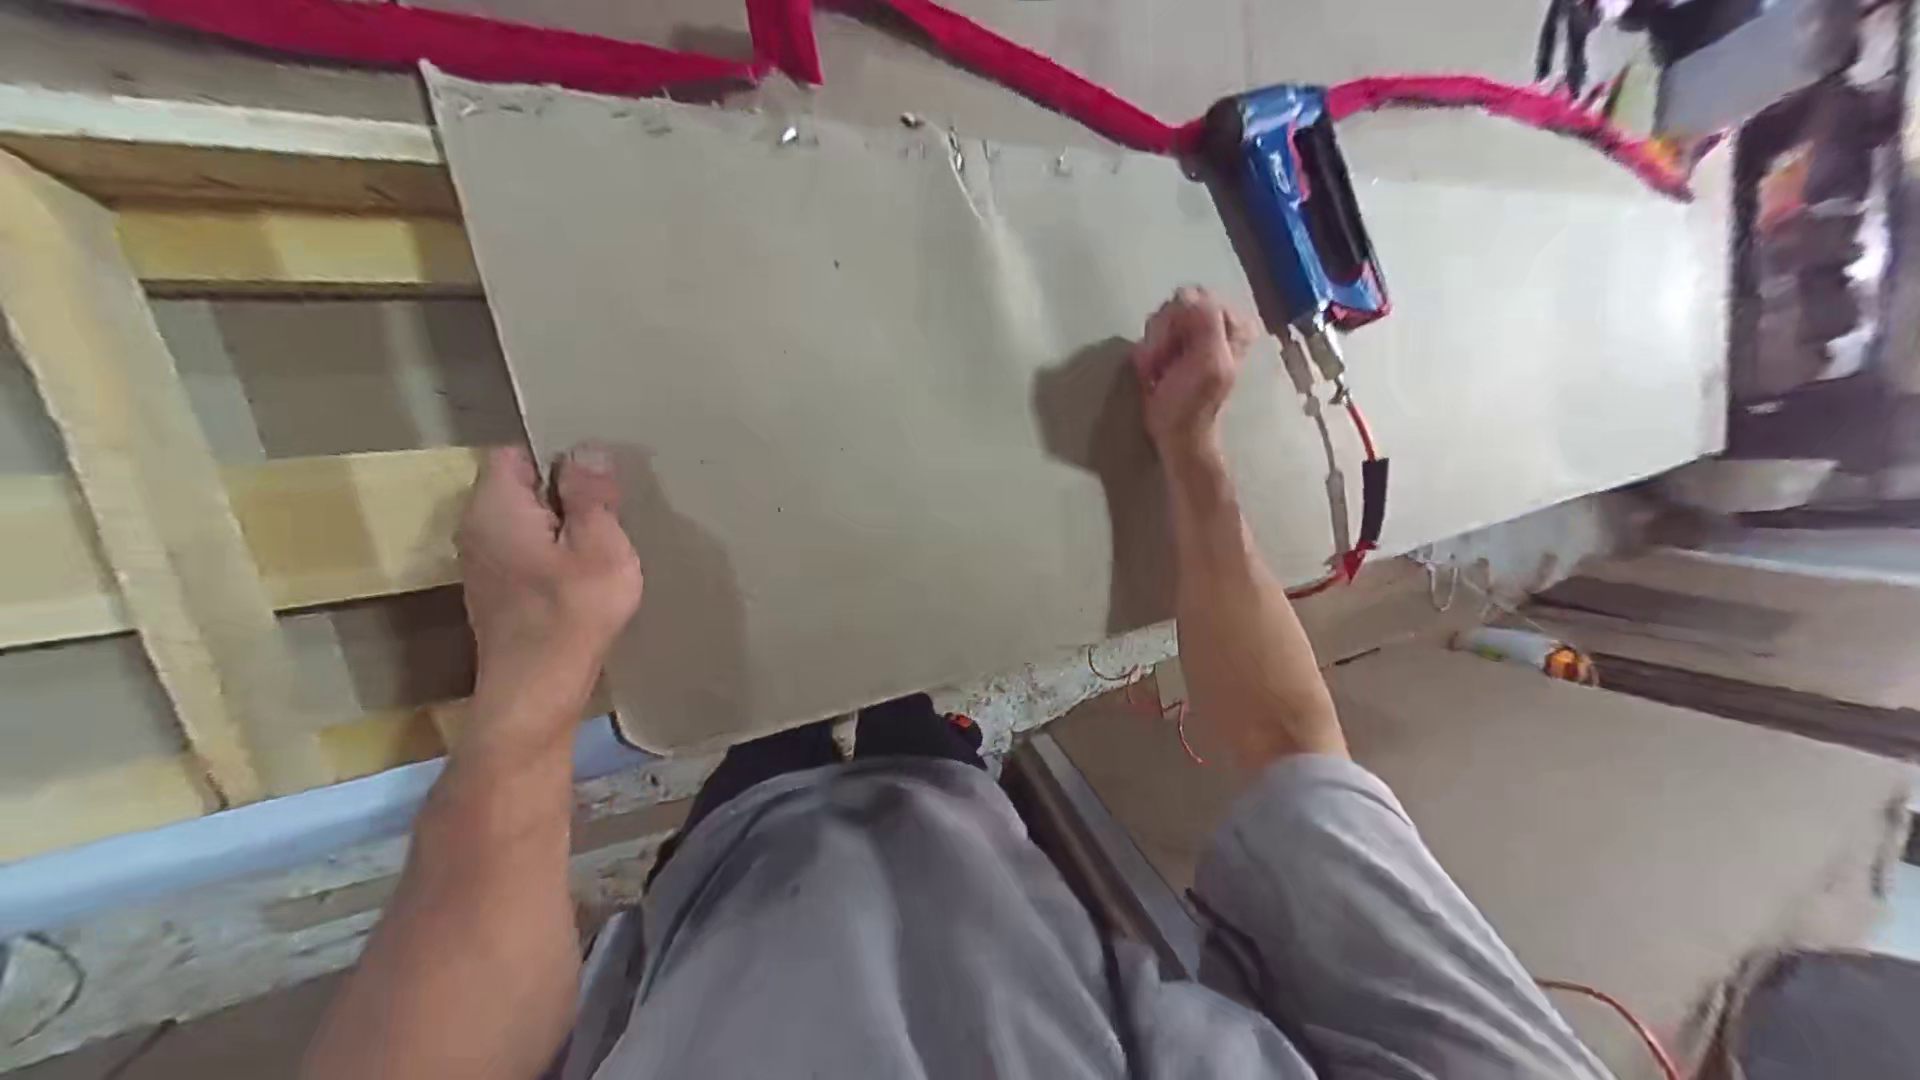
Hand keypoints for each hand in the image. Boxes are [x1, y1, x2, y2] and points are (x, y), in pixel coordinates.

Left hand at [457, 444, 643, 749]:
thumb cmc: (572, 612)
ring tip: (607, 534)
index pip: (517, 453)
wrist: (537, 688)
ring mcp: (483, 562)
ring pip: (528, 520)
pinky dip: (557, 549)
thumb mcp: (599, 546)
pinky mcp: (498, 589)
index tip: (602, 472)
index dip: (559, 453)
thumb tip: (587, 450)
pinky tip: (588, 569)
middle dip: (566, 489)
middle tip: (615, 503)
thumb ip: (591, 495)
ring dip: (565, 522)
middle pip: (522, 486)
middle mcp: (477, 528)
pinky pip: (528, 548)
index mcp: (496, 508)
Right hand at [1131, 286, 1256, 460]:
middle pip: (1175, 306)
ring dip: (1153, 347)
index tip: (1177, 348)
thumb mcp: (1209, 360)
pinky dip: (1147, 355)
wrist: (1177, 435)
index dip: (1178, 321)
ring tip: (1159, 371)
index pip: (1194, 298)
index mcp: (1232, 324)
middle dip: (1163, 334)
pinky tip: (1153, 374)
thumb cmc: (1192, 402)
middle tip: (1166, 362)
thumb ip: (1205, 320)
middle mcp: (1214, 325)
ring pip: (1159, 320)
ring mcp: (1191, 336)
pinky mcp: (1171, 349)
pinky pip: (1151, 337)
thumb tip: (1186, 294)